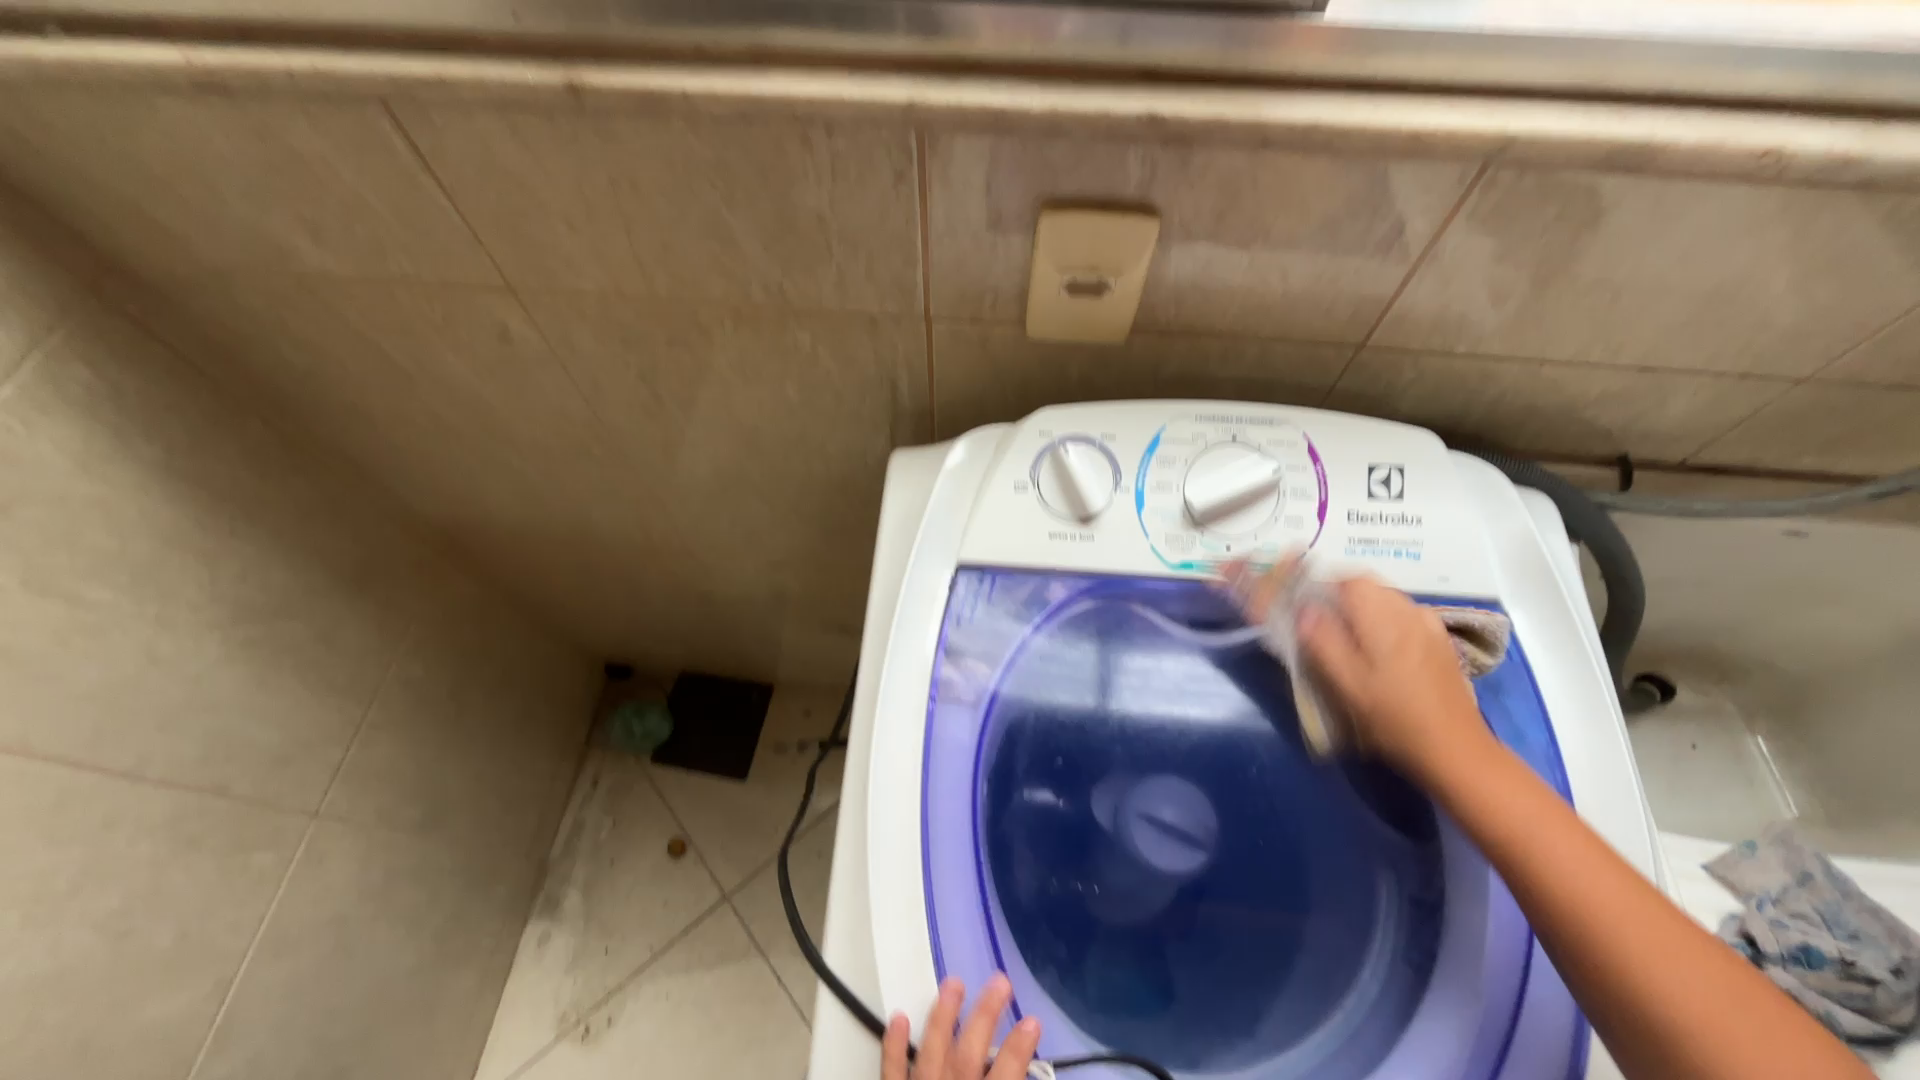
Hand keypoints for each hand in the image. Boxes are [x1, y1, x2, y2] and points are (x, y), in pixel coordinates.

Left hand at [882, 974, 1040, 1079]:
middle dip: (985, 1015)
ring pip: (932, 1052)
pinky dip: (893, 1046)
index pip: (1006, 1074)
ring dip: (943, 1017)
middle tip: (1000, 981)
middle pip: (969, 1053)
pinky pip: (892, 1071)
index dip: (1020, 1047)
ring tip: (953, 982)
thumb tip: (1027, 1073)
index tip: (1033, 1020)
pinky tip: (898, 1017)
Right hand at [1232, 560, 1490, 780]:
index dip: (1322, 585)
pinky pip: (1403, 616)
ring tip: (1345, 639)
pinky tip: (1378, 652)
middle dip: (1340, 596)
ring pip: (1386, 600)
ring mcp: (1429, 626)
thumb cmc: (1394, 719)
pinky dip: (1382, 622)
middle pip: (1369, 586)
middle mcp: (1410, 611)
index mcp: (1384, 617)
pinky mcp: (1439, 642)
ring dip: (1362, 609)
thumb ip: (1323, 641)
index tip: (1302, 604)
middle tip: (1319, 623)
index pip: (1350, 579)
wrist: (1456, 749)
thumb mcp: (1347, 684)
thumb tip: (1302, 610)